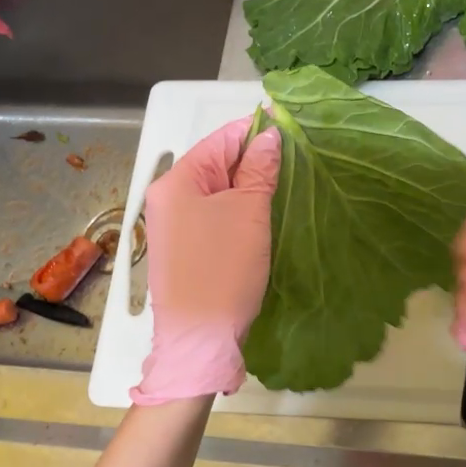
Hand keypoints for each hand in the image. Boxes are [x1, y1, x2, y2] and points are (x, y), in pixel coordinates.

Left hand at [130, 116, 280, 404]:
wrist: (200, 339)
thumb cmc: (224, 270)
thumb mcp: (249, 213)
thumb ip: (259, 169)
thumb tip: (270, 135)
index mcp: (177, 181)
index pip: (221, 139)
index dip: (256, 130)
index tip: (292, 127)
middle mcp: (168, 197)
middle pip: (217, 163)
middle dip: (255, 159)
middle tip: (298, 158)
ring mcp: (175, 225)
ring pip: (218, 191)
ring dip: (250, 186)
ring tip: (288, 183)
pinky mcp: (186, 248)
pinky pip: (215, 214)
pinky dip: (240, 209)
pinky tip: (266, 213)